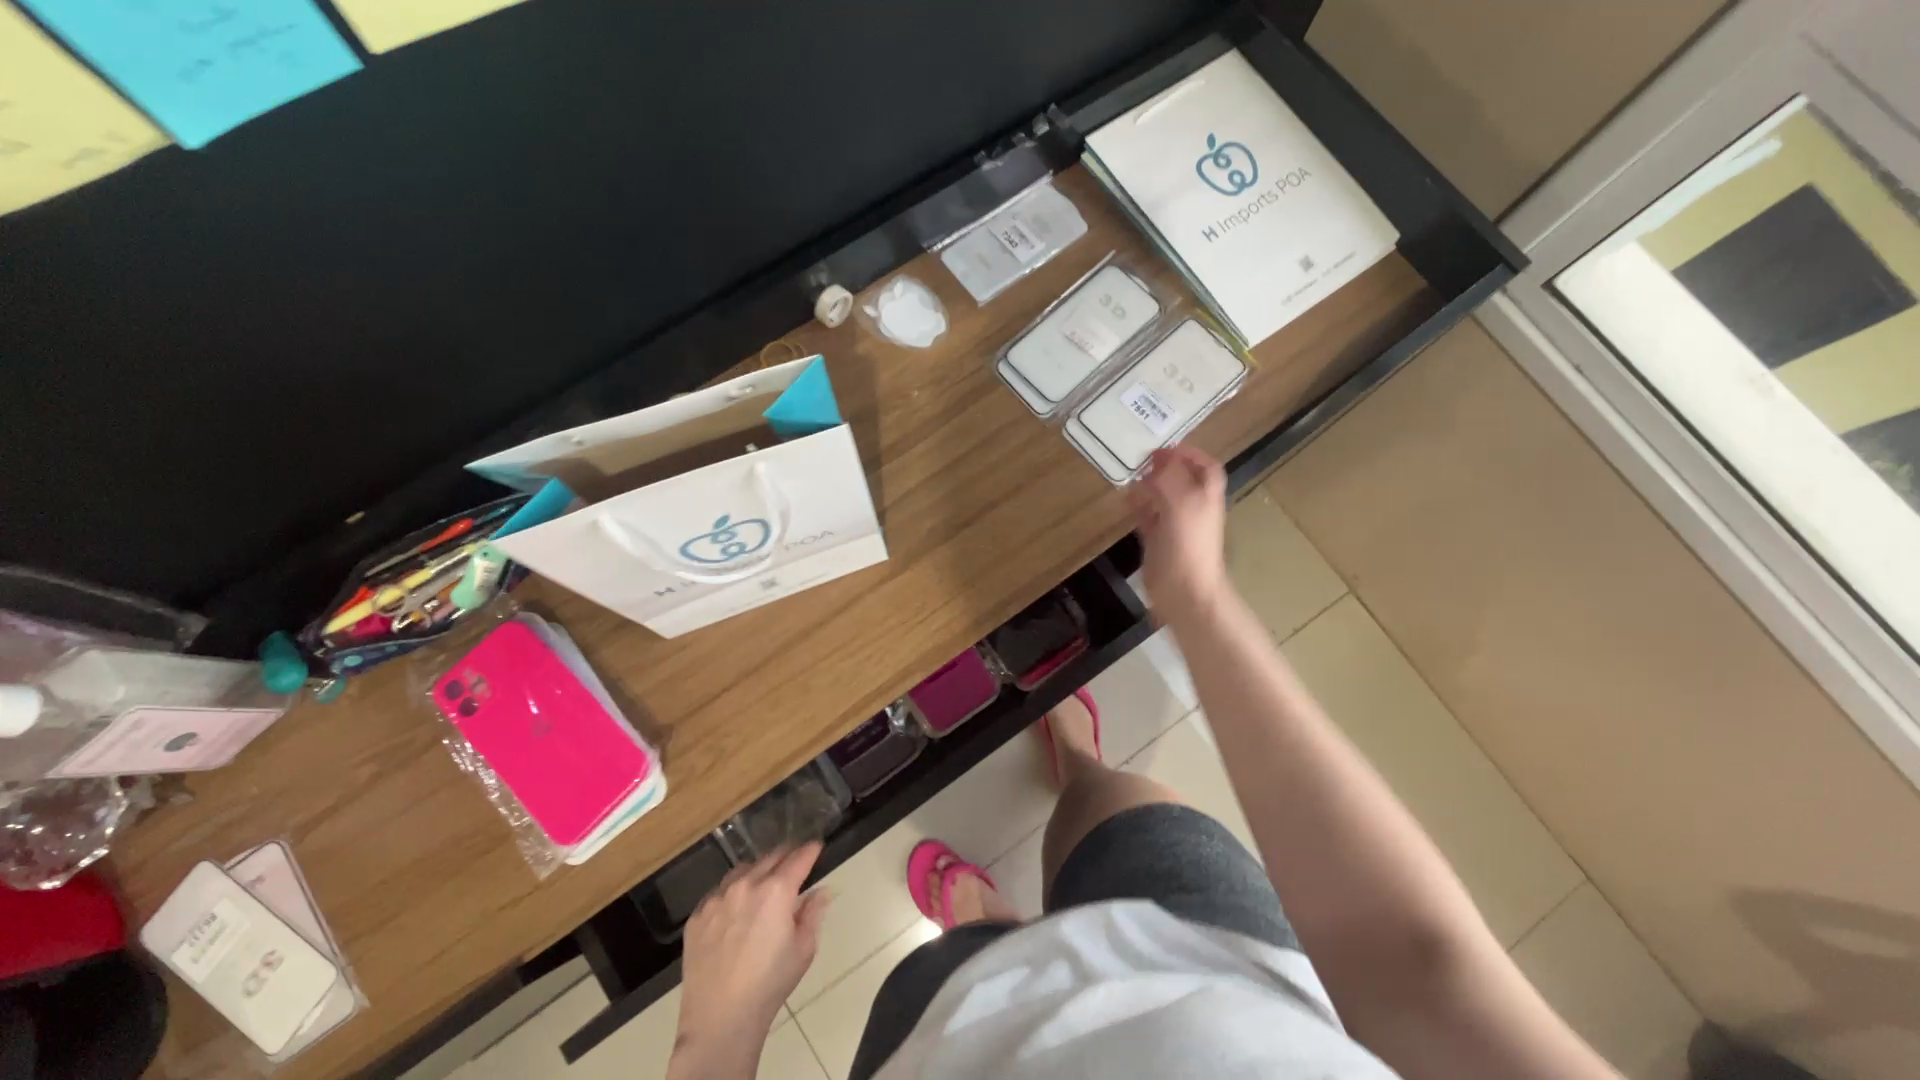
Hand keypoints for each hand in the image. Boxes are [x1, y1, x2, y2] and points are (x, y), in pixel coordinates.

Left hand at [677, 844, 830, 1050]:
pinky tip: (737, 907)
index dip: (810, 850)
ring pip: (742, 870)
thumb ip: (813, 913)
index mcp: (776, 891)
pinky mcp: (697, 916)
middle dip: (786, 855)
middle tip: (795, 859)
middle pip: (770, 857)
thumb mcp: (804, 949)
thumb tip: (820, 891)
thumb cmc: (770, 984)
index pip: (798, 858)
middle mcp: (745, 885)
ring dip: (758, 870)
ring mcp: (717, 899)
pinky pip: (718, 892)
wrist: (721, 1016)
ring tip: (765, 880)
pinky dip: (733, 891)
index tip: (817, 846)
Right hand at [1128, 445, 1229, 622]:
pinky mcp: (1159, 542)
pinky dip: (1138, 507)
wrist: (1184, 589)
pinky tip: (1126, 500)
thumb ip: (1171, 477)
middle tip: (1143, 460)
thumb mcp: (1182, 501)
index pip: (1206, 467)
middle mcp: (1194, 509)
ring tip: (1131, 477)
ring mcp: (1176, 527)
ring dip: (1149, 486)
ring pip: (1163, 499)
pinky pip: (1148, 519)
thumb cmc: (1188, 543)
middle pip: (1183, 481)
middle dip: (1165, 469)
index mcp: (1206, 497)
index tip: (1166, 448)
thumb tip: (1159, 461)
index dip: (1191, 454)